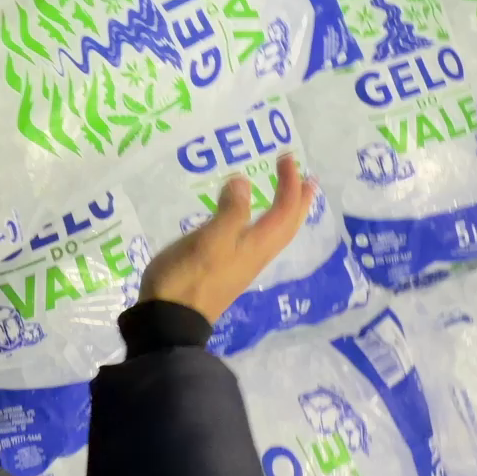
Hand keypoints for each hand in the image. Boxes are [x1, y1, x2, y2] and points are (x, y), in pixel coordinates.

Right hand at [137, 154, 317, 323]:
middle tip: (305, 176)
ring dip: (284, 210)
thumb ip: (230, 212)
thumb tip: (244, 180)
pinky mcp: (225, 266)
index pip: (283, 212)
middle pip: (286, 225)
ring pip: (274, 232)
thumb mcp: (210, 241)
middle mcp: (255, 254)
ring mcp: (241, 262)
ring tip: (287, 193)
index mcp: (255, 246)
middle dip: (297, 199)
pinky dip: (262, 220)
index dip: (290, 184)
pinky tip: (248, 218)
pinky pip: (256, 237)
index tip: (287, 157)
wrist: (171, 318)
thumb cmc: (189, 276)